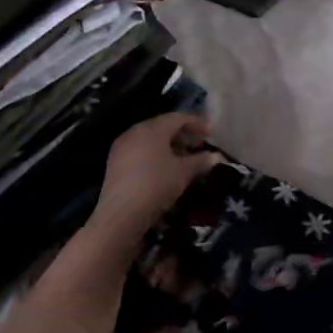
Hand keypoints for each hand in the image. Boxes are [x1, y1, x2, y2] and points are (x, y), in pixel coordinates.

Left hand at [87, 113, 223, 242]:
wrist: (121, 214)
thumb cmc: (156, 185)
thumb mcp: (184, 172)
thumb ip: (201, 161)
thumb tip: (217, 157)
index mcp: (152, 129)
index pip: (178, 118)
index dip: (197, 123)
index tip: (211, 134)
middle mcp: (134, 132)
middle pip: (163, 126)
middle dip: (183, 135)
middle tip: (199, 146)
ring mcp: (122, 147)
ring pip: (150, 139)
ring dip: (170, 145)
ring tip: (184, 159)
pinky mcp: (115, 162)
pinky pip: (140, 150)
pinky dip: (155, 154)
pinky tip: (165, 168)